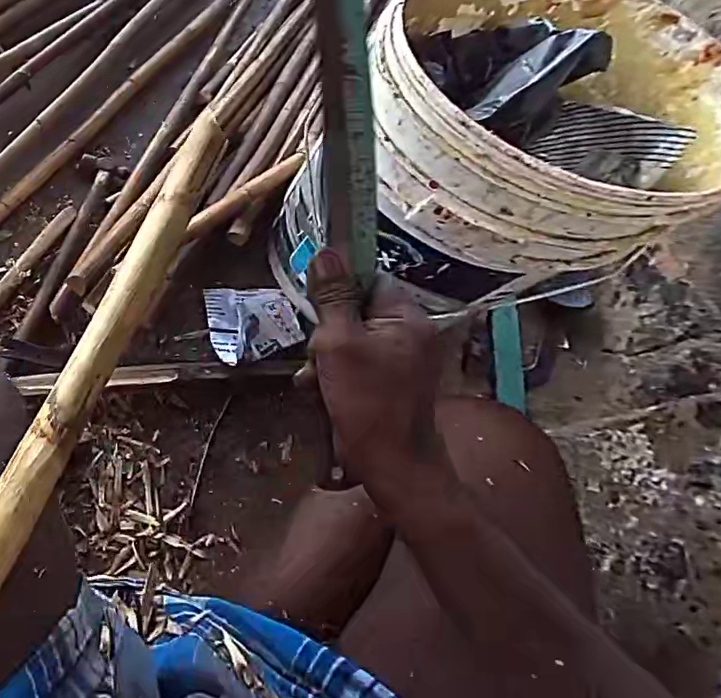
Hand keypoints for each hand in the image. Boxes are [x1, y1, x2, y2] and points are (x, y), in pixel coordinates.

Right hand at [300, 249, 447, 490]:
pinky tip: (320, 385)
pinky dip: (333, 368)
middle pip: (354, 305)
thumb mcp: (338, 342)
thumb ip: (331, 296)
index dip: (338, 284)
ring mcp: (398, 357)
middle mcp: (408, 333)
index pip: (368, 277)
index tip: (313, 298)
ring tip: (317, 373)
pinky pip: (352, 357)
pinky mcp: (386, 378)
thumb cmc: (368, 401)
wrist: (393, 468)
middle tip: (316, 347)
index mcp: (407, 318)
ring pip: (348, 333)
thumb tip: (325, 251)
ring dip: (324, 350)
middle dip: (326, 325)